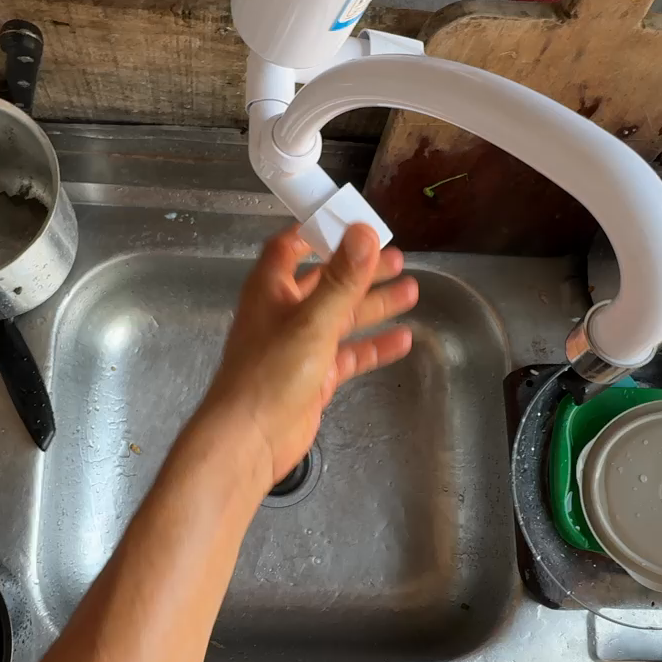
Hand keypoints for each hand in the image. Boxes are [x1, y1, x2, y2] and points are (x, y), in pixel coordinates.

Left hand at [194, 223, 418, 483]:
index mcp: (271, 288)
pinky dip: (372, 346)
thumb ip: (341, 279)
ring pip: (341, 317)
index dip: (319, 230)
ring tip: (410, 291)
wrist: (250, 439)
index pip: (291, 245)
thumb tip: (364, 231)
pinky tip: (403, 340)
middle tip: (397, 258)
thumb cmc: (272, 373)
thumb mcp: (312, 321)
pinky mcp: (314, 376)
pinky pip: (348, 354)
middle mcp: (284, 312)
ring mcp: (300, 346)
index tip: (353, 221)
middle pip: (326, 281)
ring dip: (372, 304)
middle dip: (359, 269)